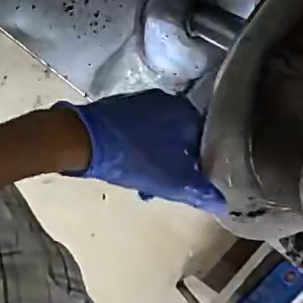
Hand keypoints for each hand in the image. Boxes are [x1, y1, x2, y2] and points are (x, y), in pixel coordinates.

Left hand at [59, 91, 225, 212]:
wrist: (82, 138)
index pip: (204, 141)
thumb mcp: (173, 182)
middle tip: (166, 186)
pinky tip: (127, 165)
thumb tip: (221, 202)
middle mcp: (164, 100)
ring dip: (155, 157)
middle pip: (179, 137)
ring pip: (157, 134)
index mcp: (185, 111)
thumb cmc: (134, 158)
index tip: (190, 184)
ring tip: (144, 181)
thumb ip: (200, 192)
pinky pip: (136, 129)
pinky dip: (137, 146)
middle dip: (175, 163)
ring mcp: (138, 100)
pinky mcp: (116, 106)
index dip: (200, 166)